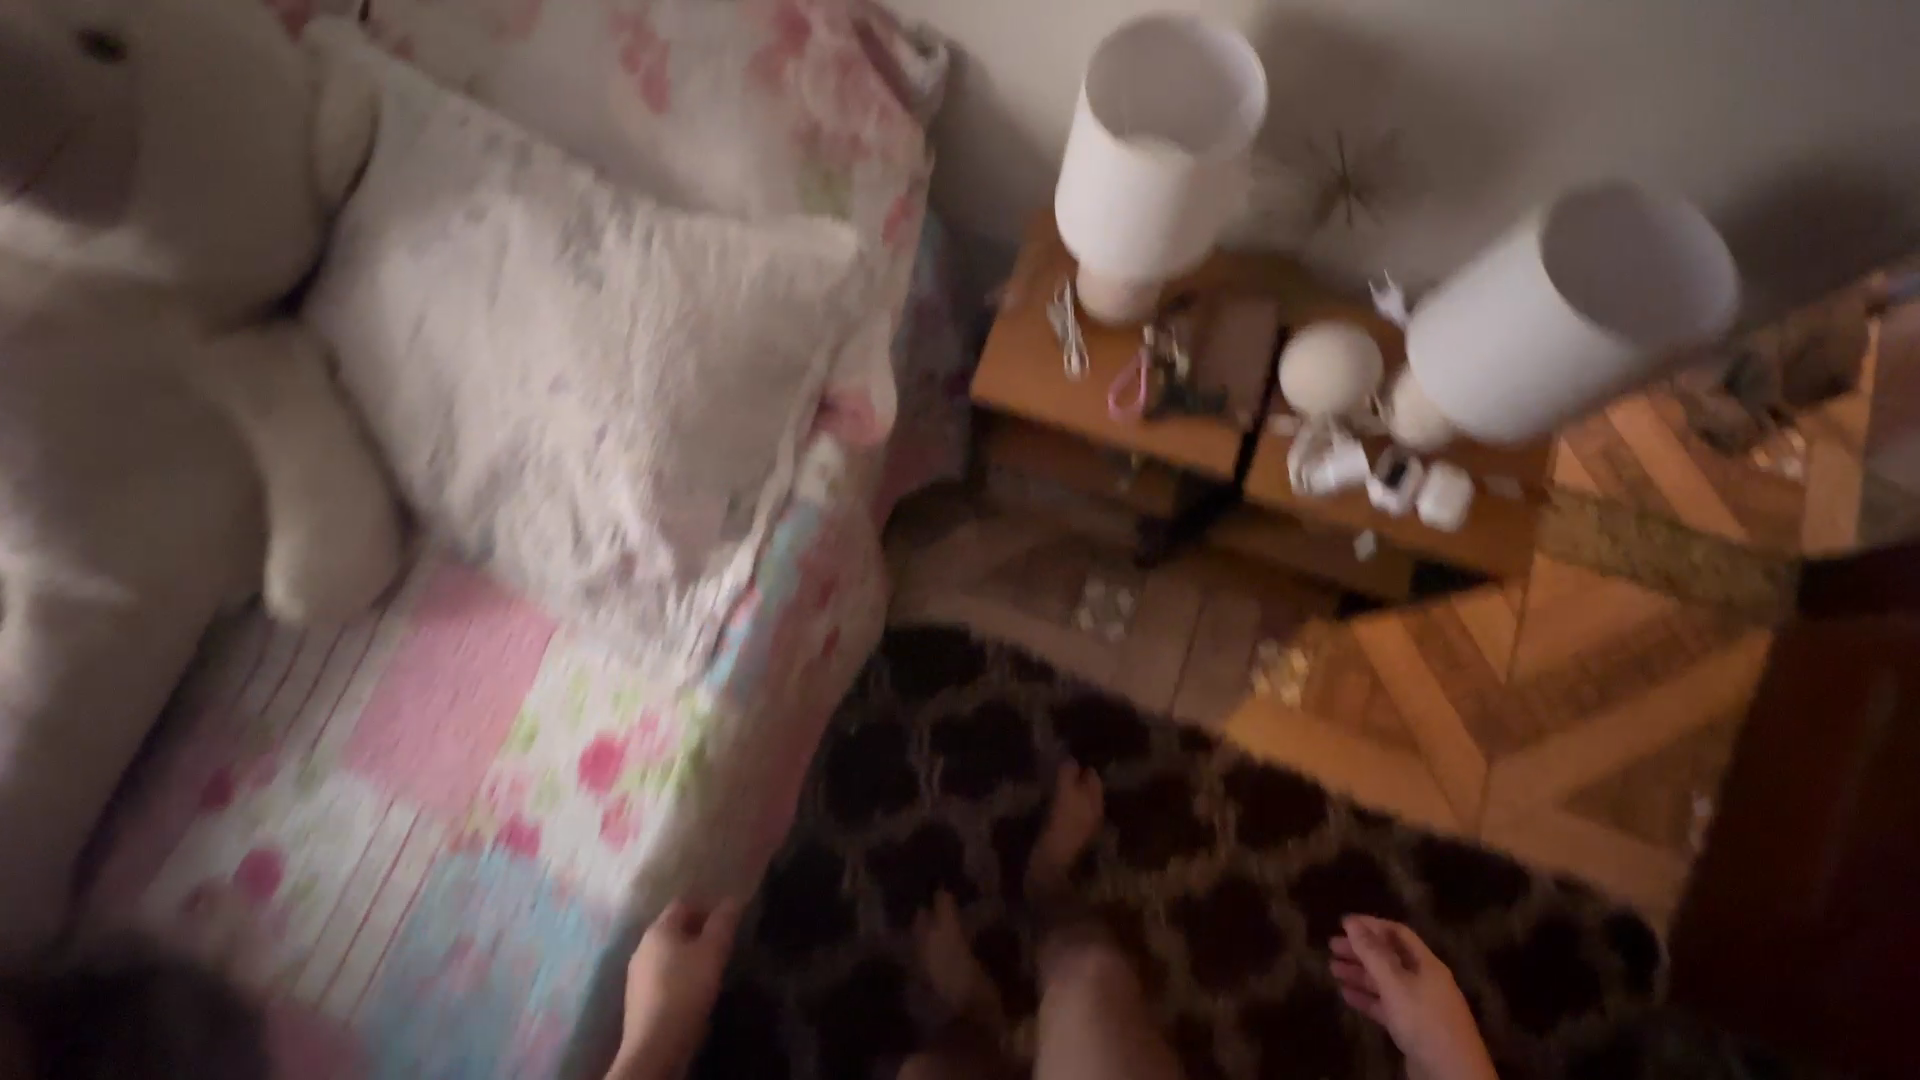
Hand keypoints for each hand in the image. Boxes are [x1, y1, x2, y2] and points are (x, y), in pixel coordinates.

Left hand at [608, 898, 742, 1079]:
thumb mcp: (713, 951)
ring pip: (667, 952)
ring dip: (688, 953)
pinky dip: (678, 974)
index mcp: (659, 929)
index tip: (726, 919)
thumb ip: (723, 921)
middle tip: (722, 942)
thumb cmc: (687, 988)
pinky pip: (661, 974)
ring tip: (710, 966)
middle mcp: (642, 946)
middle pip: (673, 927)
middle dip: (698, 930)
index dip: (706, 905)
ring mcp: (636, 974)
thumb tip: (732, 898)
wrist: (655, 1045)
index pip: (683, 903)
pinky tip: (692, 989)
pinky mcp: (637, 998)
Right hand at [1329, 916, 1496, 1079]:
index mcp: (1426, 965)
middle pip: (1389, 957)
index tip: (1343, 923)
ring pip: (1385, 982)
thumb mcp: (1395, 983)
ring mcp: (1419, 1006)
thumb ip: (1372, 952)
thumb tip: (1351, 922)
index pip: (1397, 933)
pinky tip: (1346, 995)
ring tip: (1333, 969)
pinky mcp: (1413, 1028)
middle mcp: (1424, 981)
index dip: (1371, 925)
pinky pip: (1386, 1005)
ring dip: (1359, 973)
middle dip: (1360, 950)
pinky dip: (1366, 998)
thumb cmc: (1424, 1021)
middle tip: (1332, 946)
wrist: (1453, 1078)